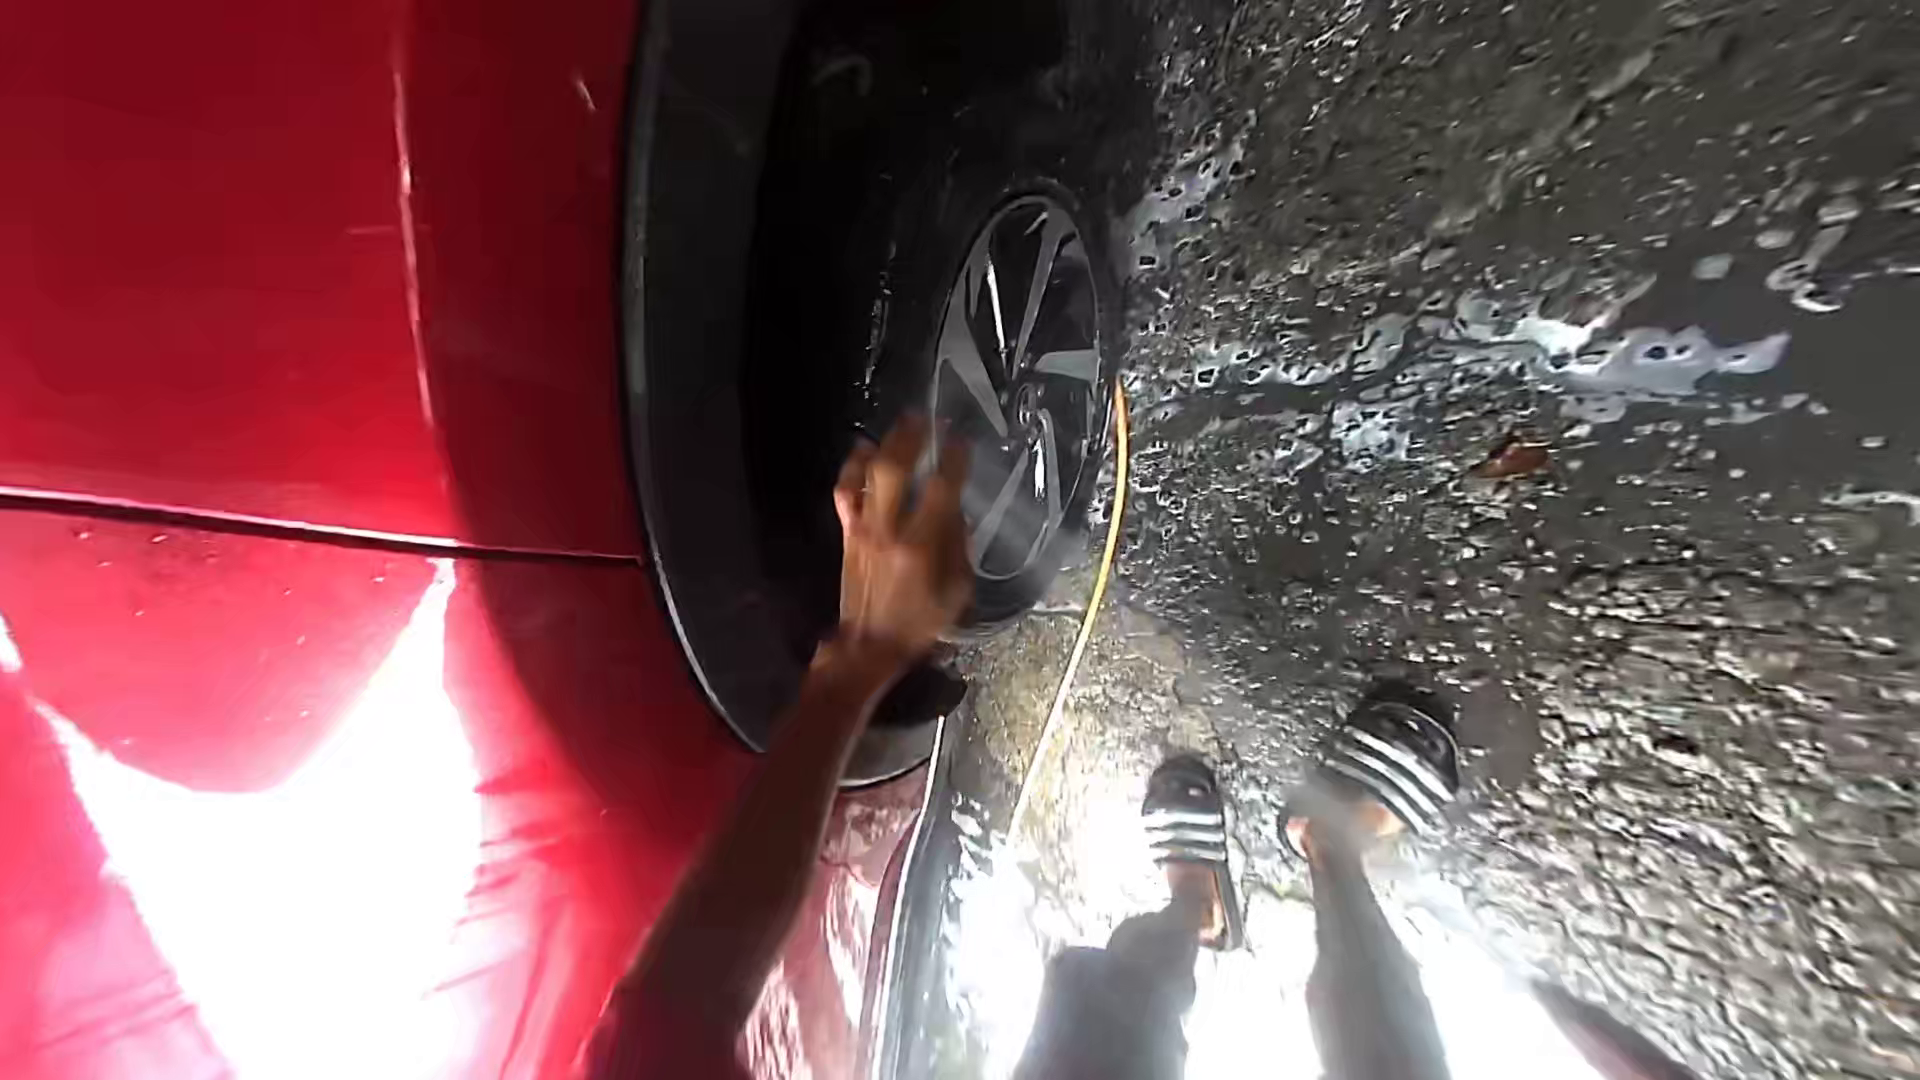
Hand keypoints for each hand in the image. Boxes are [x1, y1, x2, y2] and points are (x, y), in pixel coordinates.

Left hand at [832, 415, 973, 666]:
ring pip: (870, 475)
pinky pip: (846, 493)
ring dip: (886, 445)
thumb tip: (956, 512)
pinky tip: (862, 450)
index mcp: (923, 547)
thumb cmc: (919, 623)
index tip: (960, 440)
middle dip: (913, 438)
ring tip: (901, 425)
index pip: (942, 490)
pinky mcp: (848, 533)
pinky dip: (853, 468)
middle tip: (927, 418)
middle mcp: (891, 530)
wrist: (869, 645)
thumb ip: (959, 548)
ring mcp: (864, 529)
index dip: (953, 459)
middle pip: (898, 470)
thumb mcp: (957, 592)